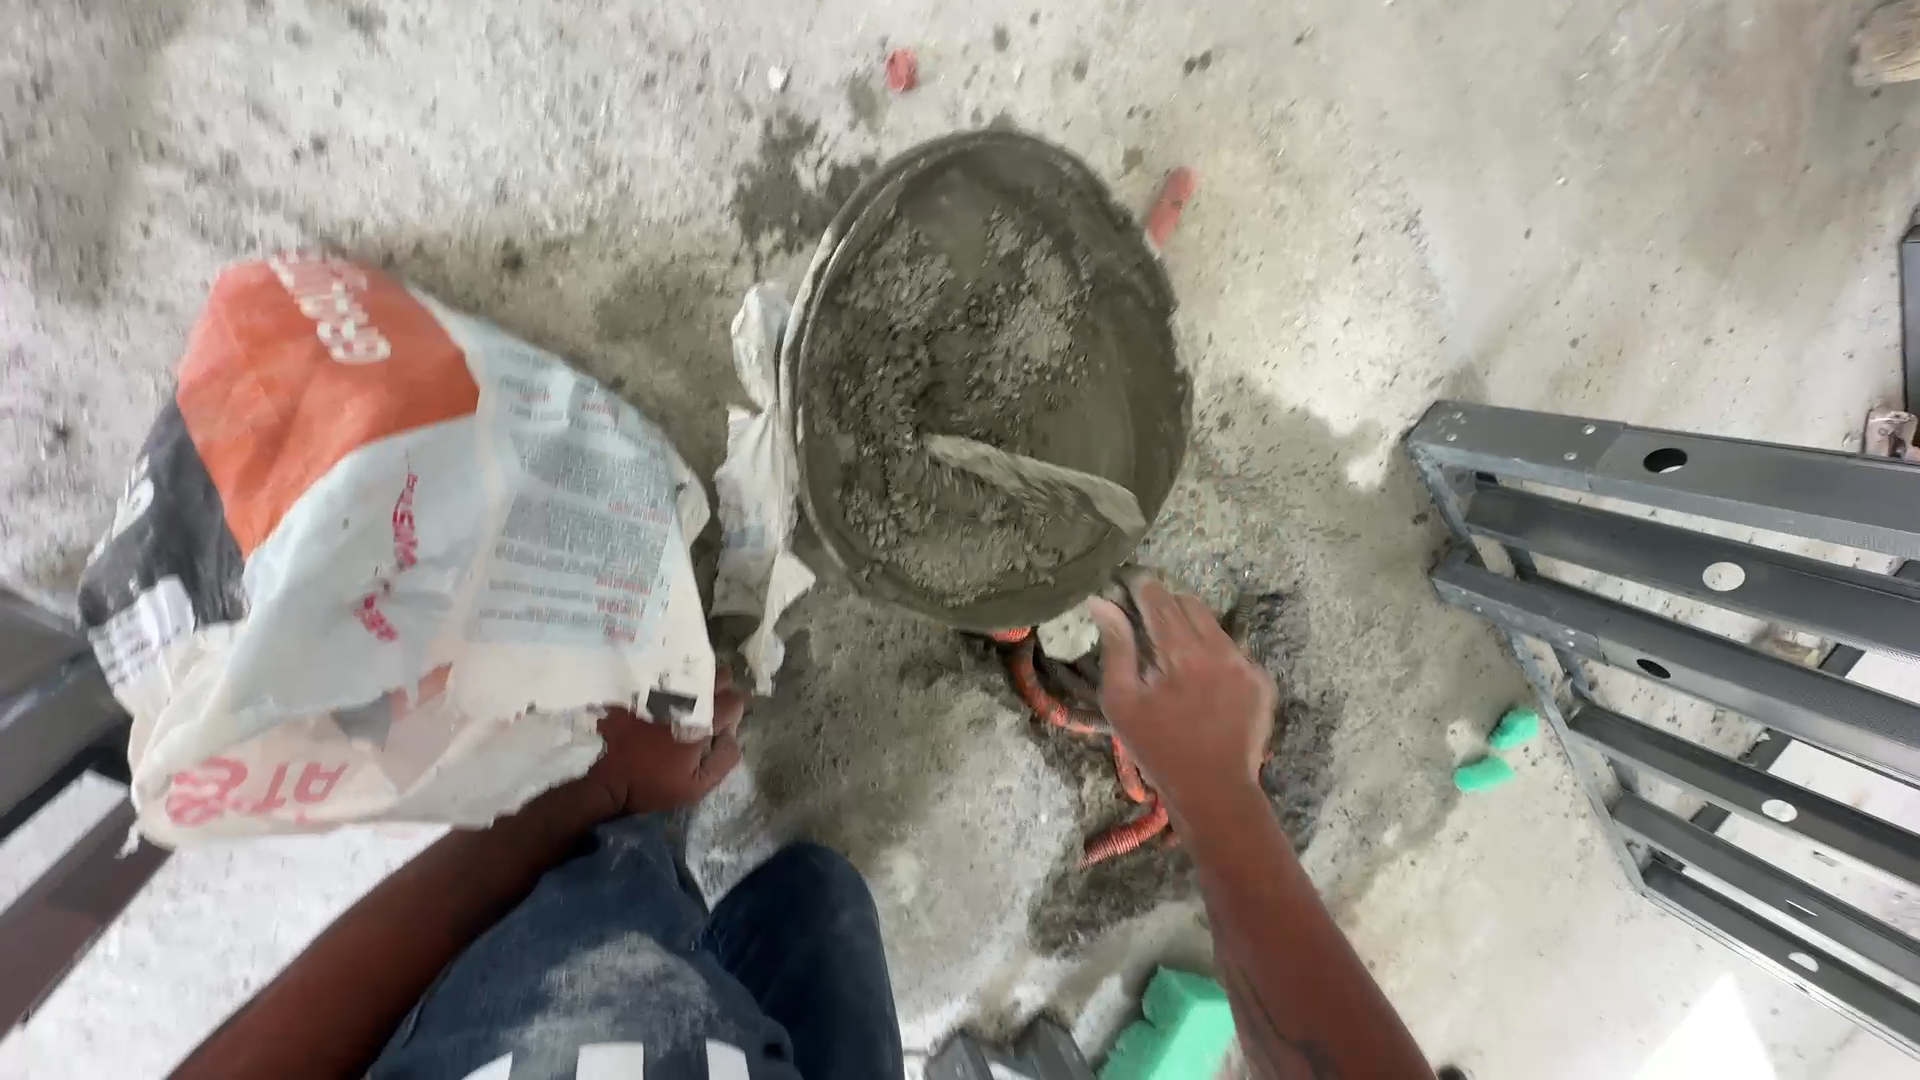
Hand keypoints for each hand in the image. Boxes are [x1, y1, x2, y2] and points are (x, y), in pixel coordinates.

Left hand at [570, 672, 746, 821]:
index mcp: (700, 723)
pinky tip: (665, 702)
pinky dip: (672, 685)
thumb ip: (725, 759)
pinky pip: (665, 676)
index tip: (721, 730)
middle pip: (720, 677)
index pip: (735, 700)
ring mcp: (660, 693)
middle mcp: (683, 701)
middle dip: (722, 691)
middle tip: (709, 712)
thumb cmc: (654, 785)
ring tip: (689, 705)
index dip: (734, 715)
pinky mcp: (642, 692)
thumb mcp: (697, 787)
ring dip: (699, 685)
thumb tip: (733, 736)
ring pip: (694, 672)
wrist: (608, 782)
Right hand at [1088, 579, 1275, 820]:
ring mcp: (1246, 665)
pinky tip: (1199, 681)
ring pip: (1213, 624)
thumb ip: (1116, 647)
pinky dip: (1212, 654)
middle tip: (1145, 622)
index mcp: (1183, 653)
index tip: (1127, 583)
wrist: (1214, 792)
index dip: (1141, 586)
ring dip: (1190, 628)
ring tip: (1172, 655)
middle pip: (1189, 603)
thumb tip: (1102, 603)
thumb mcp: (1122, 700)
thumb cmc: (1157, 748)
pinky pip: (1232, 650)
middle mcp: (1220, 649)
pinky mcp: (1262, 681)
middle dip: (1166, 605)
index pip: (1160, 599)